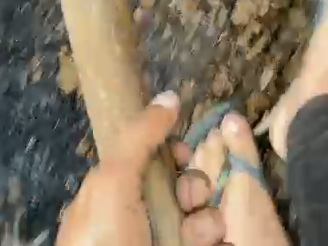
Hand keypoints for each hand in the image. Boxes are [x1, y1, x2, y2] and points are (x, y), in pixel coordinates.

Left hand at [56, 92, 227, 245]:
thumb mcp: (111, 183)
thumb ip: (140, 136)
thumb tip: (171, 97)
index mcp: (114, 199)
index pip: (153, 160)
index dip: (173, 152)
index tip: (181, 154)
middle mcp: (141, 221)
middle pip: (184, 183)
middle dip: (196, 184)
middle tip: (188, 200)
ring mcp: (165, 242)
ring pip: (203, 213)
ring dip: (208, 216)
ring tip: (197, 234)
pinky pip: (215, 237)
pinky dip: (215, 237)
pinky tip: (206, 243)